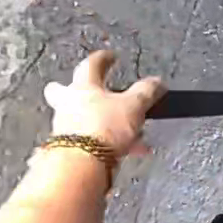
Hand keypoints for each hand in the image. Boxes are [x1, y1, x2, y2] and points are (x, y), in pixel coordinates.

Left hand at [43, 50, 165, 156]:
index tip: (109, 56)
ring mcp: (65, 128)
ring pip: (81, 119)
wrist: (81, 165)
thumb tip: (157, 82)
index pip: (91, 65)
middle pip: (65, 90)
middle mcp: (68, 104)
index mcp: (83, 86)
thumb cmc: (101, 129)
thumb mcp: (134, 106)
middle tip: (87, 90)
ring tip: (127, 133)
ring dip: (101, 122)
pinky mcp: (68, 149)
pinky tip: (124, 151)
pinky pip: (88, 142)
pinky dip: (105, 143)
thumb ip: (146, 92)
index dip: (102, 59)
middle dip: (75, 89)